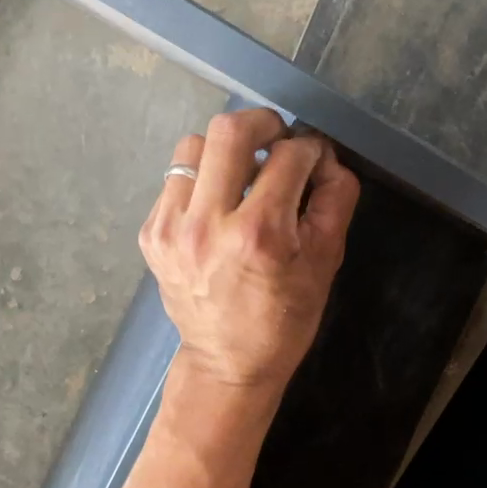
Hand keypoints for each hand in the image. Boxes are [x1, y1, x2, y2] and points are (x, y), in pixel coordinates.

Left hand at [140, 109, 360, 393]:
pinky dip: (200, 182)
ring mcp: (172, 228)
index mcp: (260, 234)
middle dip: (262, 123)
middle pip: (229, 130)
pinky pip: (175, 180)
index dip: (310, 150)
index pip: (289, 157)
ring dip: (224, 152)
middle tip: (276, 139)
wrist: (227, 364)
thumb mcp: (325, 265)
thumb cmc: (284, 320)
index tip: (314, 160)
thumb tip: (328, 160)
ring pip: (193, 146)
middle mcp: (209, 224)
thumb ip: (334, 202)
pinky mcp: (152, 234)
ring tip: (241, 177)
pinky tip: (216, 208)